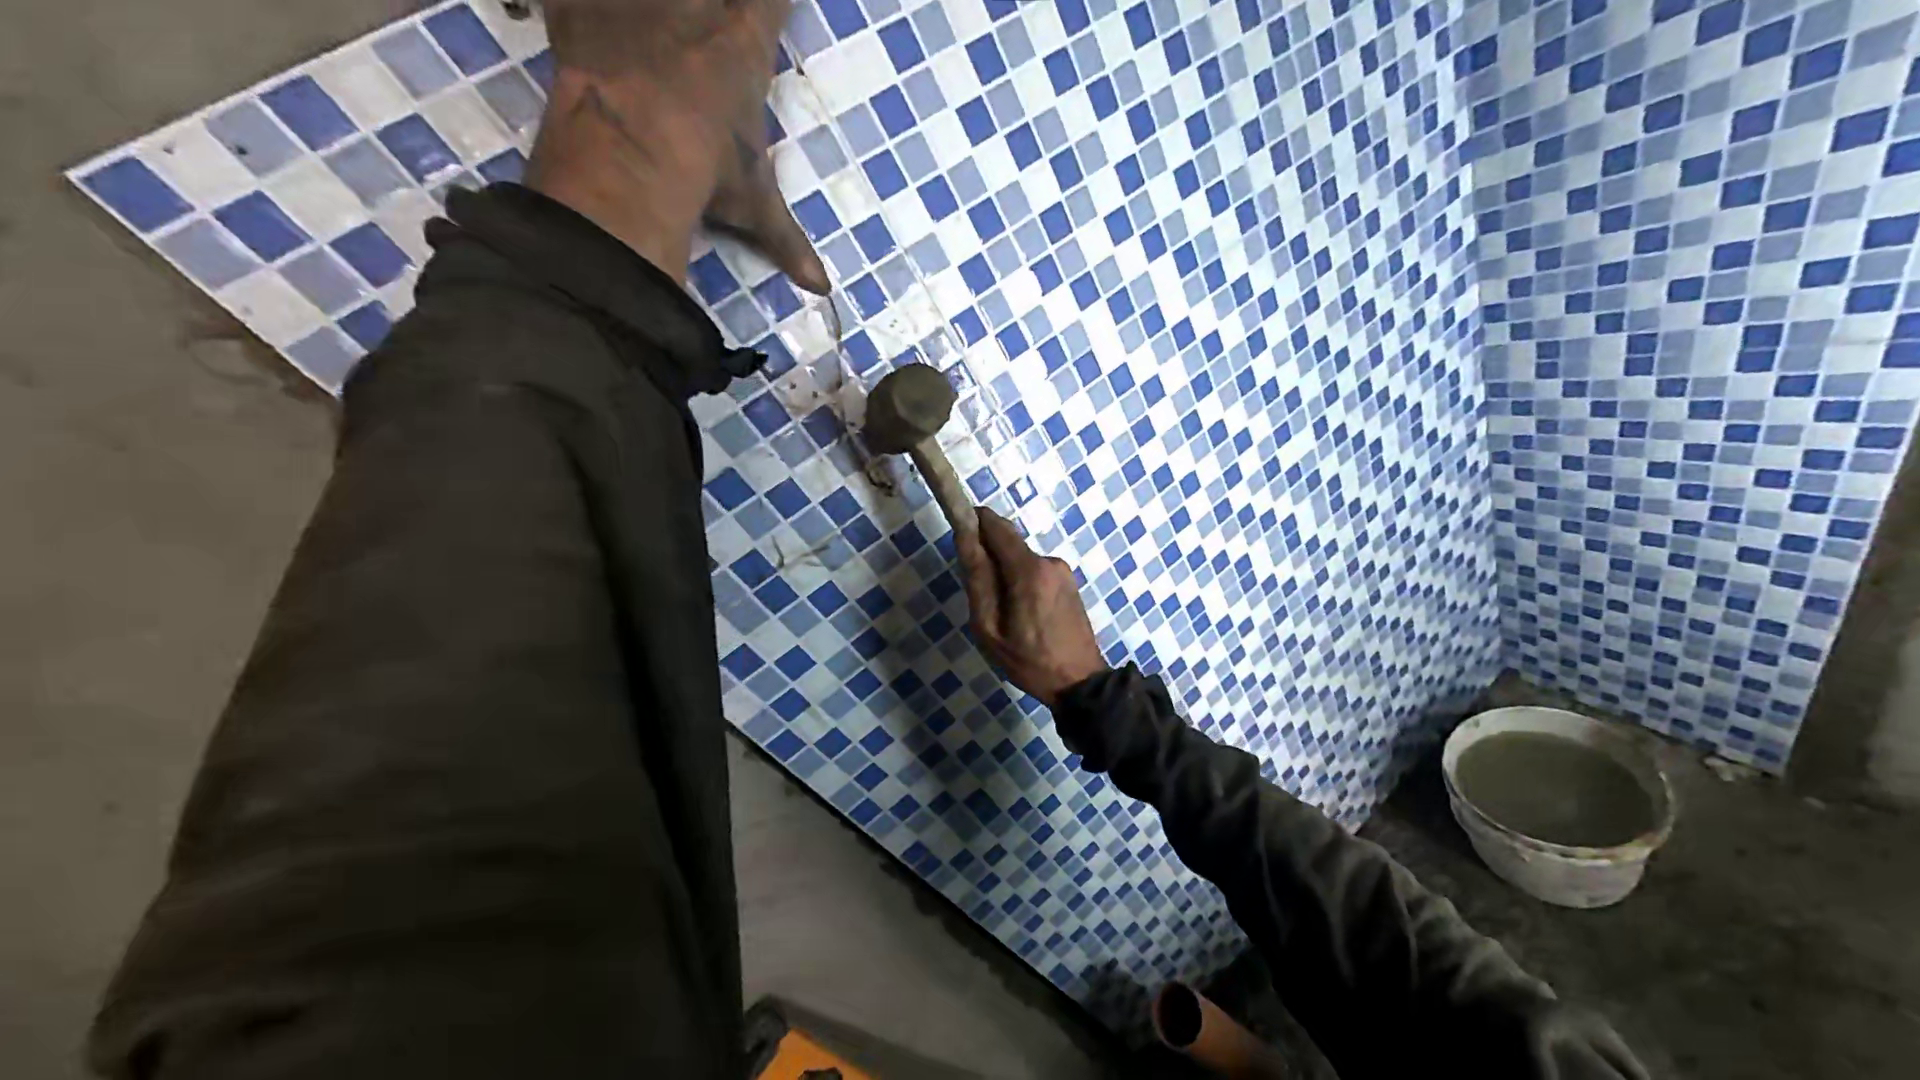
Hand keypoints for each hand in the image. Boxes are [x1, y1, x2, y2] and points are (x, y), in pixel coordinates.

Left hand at [526, 0, 828, 293]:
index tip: (770, 9)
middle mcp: (699, 8)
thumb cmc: (706, 171)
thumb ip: (788, 241)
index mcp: (746, 49)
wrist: (630, 146)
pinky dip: (584, 7)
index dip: (771, 4)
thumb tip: (823, 290)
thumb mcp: (752, 207)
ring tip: (651, 28)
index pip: (772, 2)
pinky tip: (586, 16)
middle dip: (716, 6)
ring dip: (657, 10)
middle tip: (703, 24)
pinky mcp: (581, 3)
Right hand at [956, 507, 1106, 705]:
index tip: (956, 533)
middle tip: (975, 589)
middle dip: (986, 553)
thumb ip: (977, 578)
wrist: (1079, 683)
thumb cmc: (1028, 661)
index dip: (972, 521)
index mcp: (1028, 570)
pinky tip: (1020, 613)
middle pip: (1008, 541)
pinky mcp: (1068, 581)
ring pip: (1020, 557)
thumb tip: (964, 535)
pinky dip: (1020, 580)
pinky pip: (1035, 570)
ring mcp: (1062, 570)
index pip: (995, 525)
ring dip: (1004, 571)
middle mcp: (1048, 560)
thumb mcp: (989, 626)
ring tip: (999, 612)